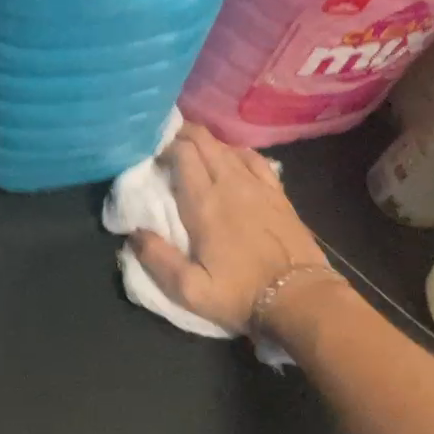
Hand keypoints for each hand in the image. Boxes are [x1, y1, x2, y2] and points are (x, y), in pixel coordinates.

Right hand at [128, 124, 333, 337]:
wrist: (300, 299)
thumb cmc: (240, 294)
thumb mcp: (189, 289)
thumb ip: (157, 258)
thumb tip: (134, 232)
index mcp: (203, 203)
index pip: (182, 153)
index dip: (164, 145)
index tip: (151, 155)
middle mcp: (230, 184)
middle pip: (204, 141)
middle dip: (182, 135)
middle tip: (166, 145)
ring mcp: (258, 186)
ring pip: (227, 147)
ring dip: (207, 142)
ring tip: (192, 150)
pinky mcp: (278, 193)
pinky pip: (255, 159)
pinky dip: (237, 152)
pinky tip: (231, 158)